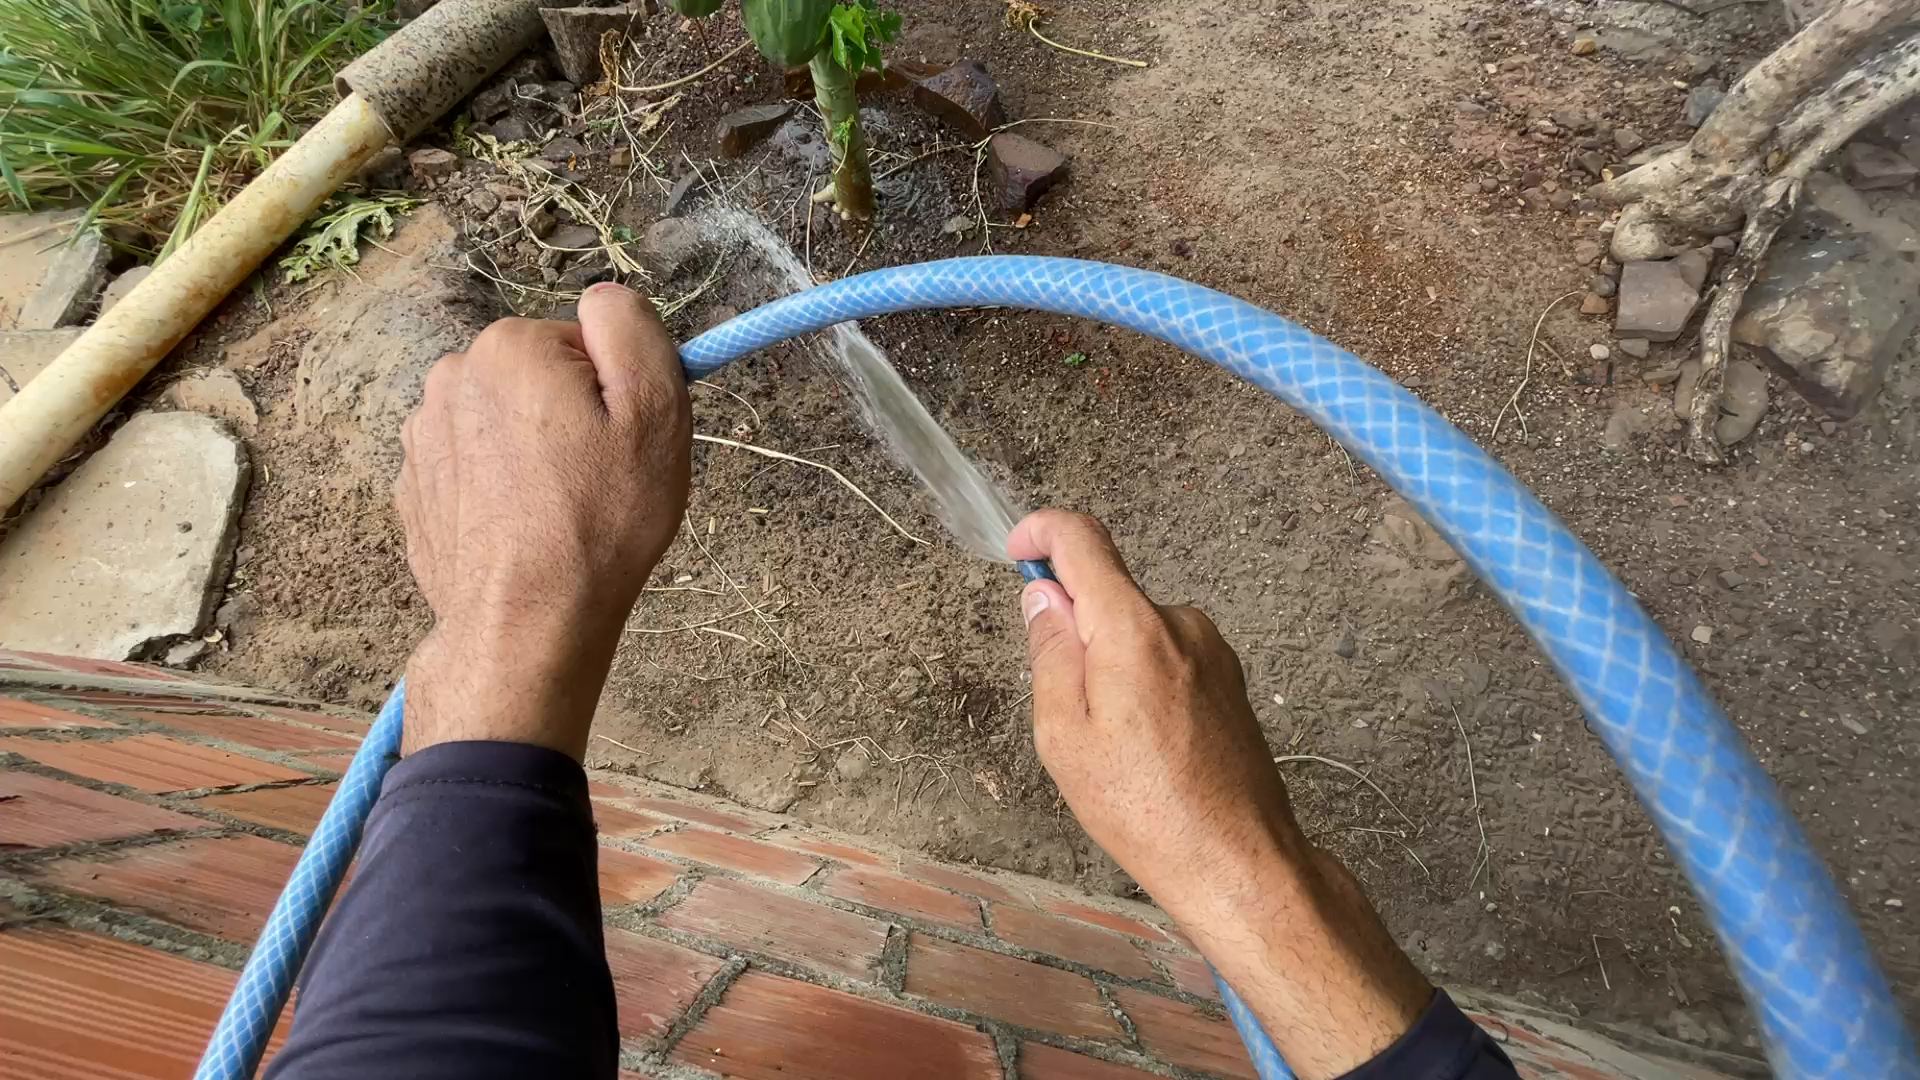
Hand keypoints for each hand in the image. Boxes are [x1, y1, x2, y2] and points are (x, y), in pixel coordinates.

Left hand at [396, 283, 690, 759]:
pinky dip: (504, 486)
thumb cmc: (605, 516)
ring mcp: (423, 437)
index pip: (585, 344)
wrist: (530, 619)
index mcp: (511, 349)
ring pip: (508, 422)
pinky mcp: (415, 489)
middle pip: (543, 379)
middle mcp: (451, 377)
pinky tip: (527, 528)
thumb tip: (604, 299)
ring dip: (539, 450)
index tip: (624, 442)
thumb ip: (633, 329)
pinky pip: (477, 466)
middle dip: (575, 416)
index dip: (616, 391)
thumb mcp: (656, 412)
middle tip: (602, 477)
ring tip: (565, 509)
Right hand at [1009, 510, 1430, 1079]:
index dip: (1042, 531)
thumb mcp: (1065, 735)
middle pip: (1108, 590)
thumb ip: (1052, 650)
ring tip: (1112, 738)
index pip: (1083, 539)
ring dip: (1107, 657)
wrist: (1241, 863)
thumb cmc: (1140, 807)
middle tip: (1066, 706)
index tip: (1018, 551)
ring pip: (1134, 626)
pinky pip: (1164, 649)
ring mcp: (1211, 646)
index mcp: (1133, 628)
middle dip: (1073, 625)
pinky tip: (1147, 740)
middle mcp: (1179, 621)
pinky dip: (1138, 672)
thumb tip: (1043, 594)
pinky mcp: (1228, 674)